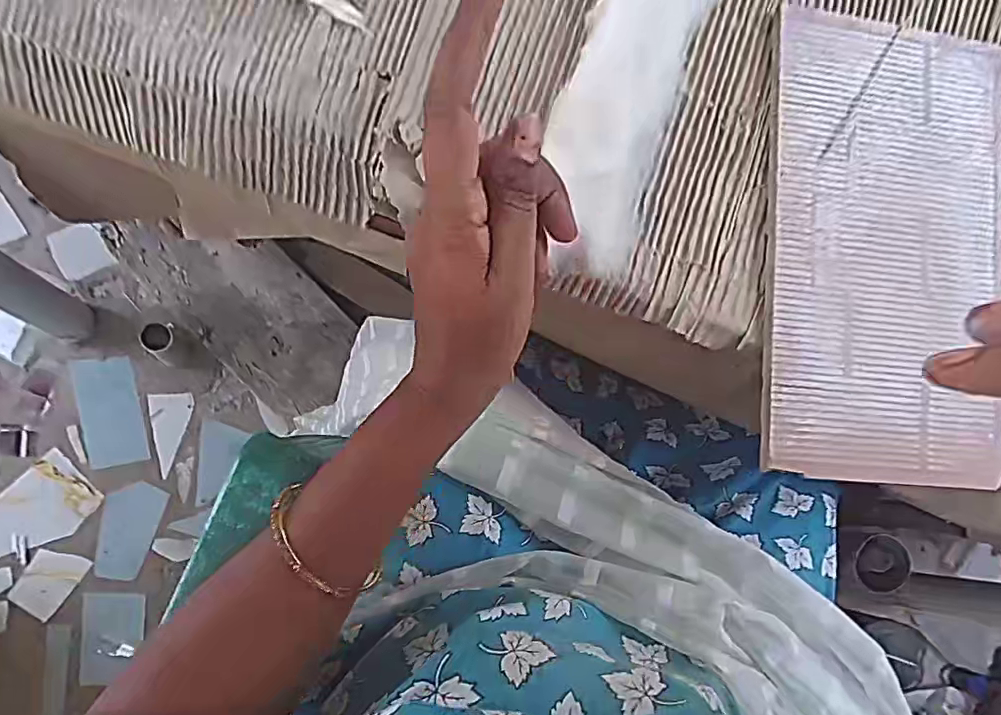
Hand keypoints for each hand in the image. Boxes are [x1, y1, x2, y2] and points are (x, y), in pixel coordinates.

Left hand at [404, 0, 576, 410]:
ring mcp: (444, 220)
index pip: (452, 111)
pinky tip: (528, 263)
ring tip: (542, 264)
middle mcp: (439, 207)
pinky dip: (520, 228)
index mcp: (449, 216)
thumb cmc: (481, 344)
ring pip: (500, 180)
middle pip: (493, 152)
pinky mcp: (454, 233)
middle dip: (536, 183)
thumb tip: (520, 129)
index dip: (468, 46)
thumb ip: (517, 200)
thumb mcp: (515, 274)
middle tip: (561, 234)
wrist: (453, 382)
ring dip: (533, 213)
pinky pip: (492, 207)